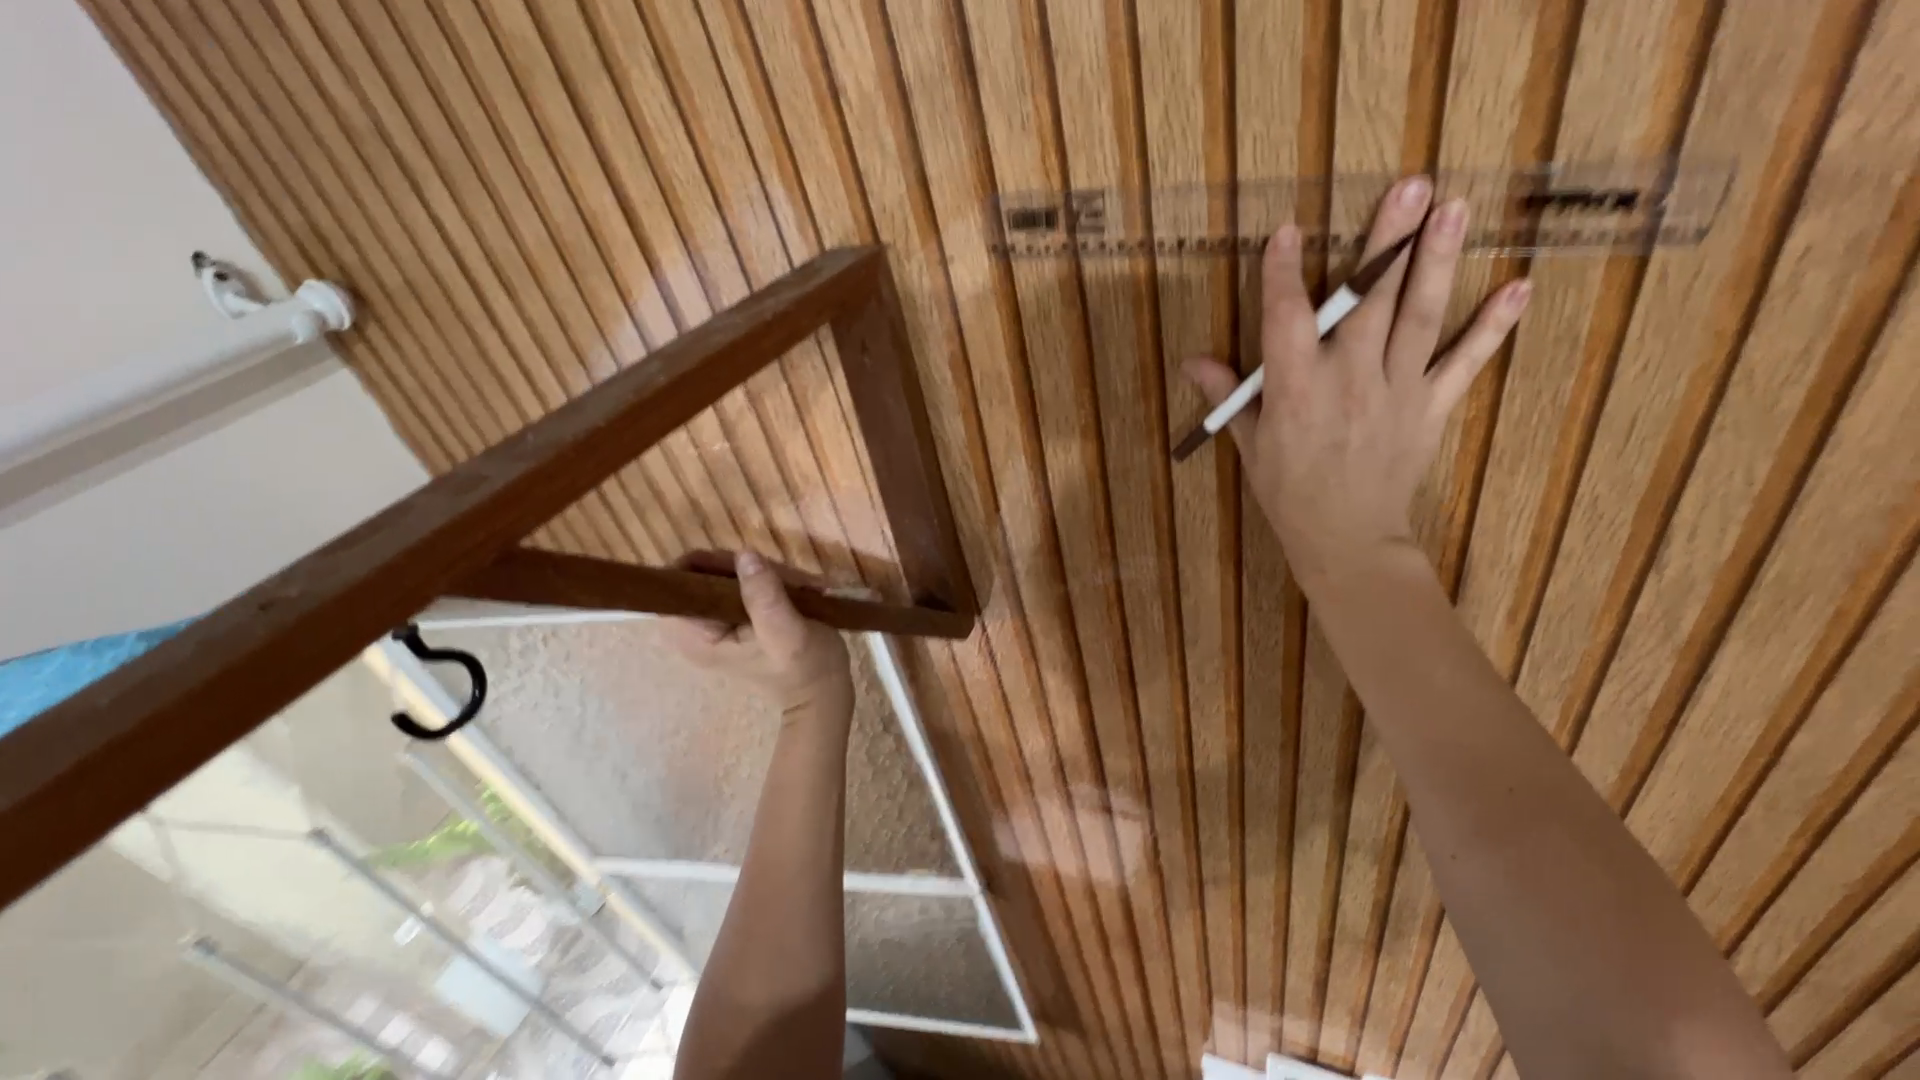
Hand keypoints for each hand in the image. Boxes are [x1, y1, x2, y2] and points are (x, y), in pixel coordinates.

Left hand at [662, 551, 853, 721]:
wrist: (822, 691)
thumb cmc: (804, 667)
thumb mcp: (787, 632)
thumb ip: (764, 596)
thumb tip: (745, 555)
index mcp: (697, 639)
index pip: (672, 590)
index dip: (699, 567)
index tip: (737, 563)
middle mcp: (695, 632)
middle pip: (695, 577)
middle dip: (733, 567)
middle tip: (772, 574)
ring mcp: (713, 626)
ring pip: (717, 576)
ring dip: (753, 572)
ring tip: (789, 583)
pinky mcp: (731, 621)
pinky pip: (733, 585)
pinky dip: (759, 579)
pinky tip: (787, 588)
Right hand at [1183, 175, 1529, 590]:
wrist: (1346, 540)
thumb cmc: (1289, 492)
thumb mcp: (1250, 445)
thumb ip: (1228, 396)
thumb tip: (1193, 361)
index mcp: (1295, 389)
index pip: (1287, 319)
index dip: (1283, 274)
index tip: (1287, 231)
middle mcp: (1347, 379)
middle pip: (1367, 301)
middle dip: (1387, 241)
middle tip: (1412, 185)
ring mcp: (1395, 391)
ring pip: (1418, 317)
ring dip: (1436, 262)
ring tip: (1454, 209)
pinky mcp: (1430, 408)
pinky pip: (1464, 363)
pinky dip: (1492, 328)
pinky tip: (1519, 288)